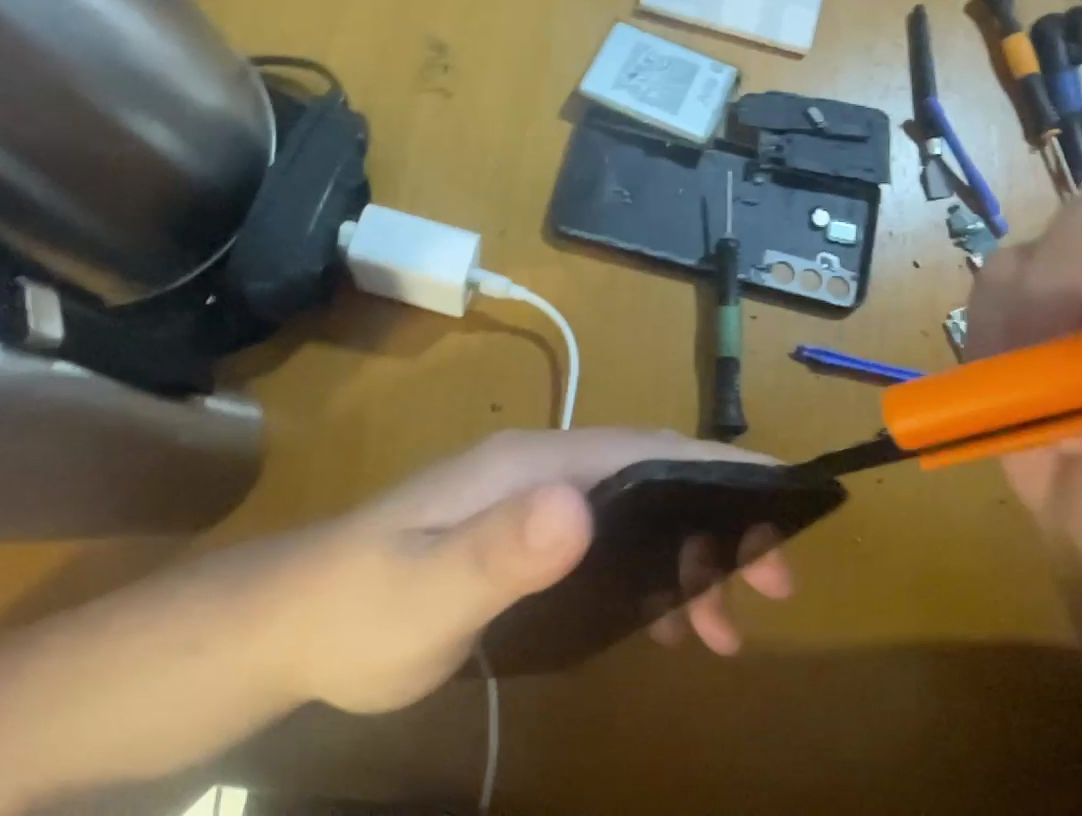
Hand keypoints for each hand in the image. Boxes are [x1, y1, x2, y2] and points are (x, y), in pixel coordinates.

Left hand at [263, 429, 791, 712]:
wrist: (295, 625)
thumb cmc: (363, 606)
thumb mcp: (431, 586)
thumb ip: (500, 547)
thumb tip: (579, 506)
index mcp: (532, 467)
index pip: (644, 451)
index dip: (718, 472)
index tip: (786, 506)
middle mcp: (540, 475)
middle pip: (651, 482)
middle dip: (721, 525)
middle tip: (777, 588)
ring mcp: (529, 509)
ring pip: (635, 520)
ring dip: (689, 565)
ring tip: (728, 630)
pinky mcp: (520, 547)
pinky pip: (608, 552)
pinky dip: (650, 583)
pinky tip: (666, 629)